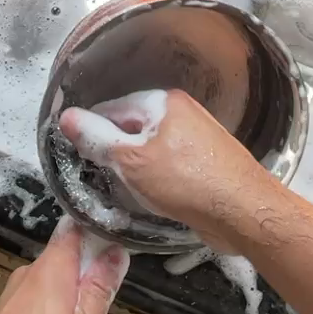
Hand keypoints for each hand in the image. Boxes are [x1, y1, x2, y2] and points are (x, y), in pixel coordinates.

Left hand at [0, 217, 128, 313]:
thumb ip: (100, 290)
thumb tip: (115, 253)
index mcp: (51, 268)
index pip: (76, 227)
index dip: (100, 231)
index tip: (119, 248)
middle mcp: (27, 273)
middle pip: (65, 259)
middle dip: (87, 277)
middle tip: (102, 310)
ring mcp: (12, 295)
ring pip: (52, 286)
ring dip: (69, 303)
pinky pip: (36, 305)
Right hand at [57, 89, 282, 247]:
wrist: (245, 212)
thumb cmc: (189, 183)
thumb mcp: (131, 161)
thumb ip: (97, 139)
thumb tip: (68, 118)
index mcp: (164, 102)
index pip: (112, 109)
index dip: (94, 135)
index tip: (86, 159)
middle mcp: (183, 112)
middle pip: (132, 129)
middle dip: (119, 155)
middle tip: (113, 180)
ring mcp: (197, 136)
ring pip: (151, 149)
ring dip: (139, 171)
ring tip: (139, 192)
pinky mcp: (206, 161)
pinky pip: (171, 165)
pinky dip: (160, 180)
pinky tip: (161, 198)